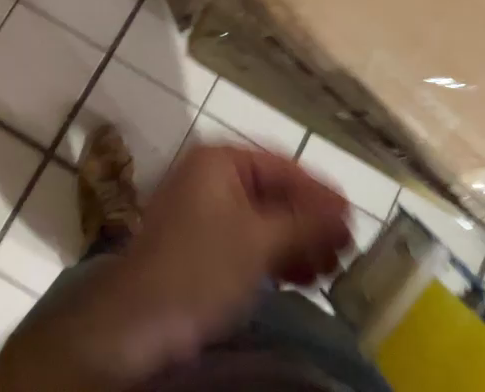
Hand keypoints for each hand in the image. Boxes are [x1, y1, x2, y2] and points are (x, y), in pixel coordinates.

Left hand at [124, 142, 354, 350]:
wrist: (133, 324)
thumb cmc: (199, 269)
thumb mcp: (260, 242)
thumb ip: (305, 222)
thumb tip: (344, 211)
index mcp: (219, 161)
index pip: (283, 166)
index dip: (321, 193)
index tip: (352, 218)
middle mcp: (209, 177)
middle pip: (274, 193)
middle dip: (310, 222)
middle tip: (345, 250)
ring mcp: (202, 212)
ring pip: (263, 220)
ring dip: (297, 243)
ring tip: (329, 269)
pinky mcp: (199, 247)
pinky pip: (247, 241)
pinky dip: (274, 256)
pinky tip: (300, 278)